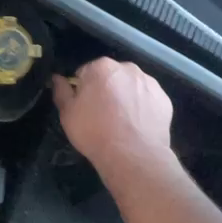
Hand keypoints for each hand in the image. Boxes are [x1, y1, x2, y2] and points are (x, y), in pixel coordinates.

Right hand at [52, 58, 175, 176]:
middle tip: (101, 114)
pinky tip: (136, 126)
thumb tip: (57, 78)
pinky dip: (142, 108)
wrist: (133, 154)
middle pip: (111, 76)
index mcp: (101, 67)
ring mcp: (149, 83)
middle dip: (106, 89)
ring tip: (121, 122)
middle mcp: (128, 68)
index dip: (82, 90)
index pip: (86, 72)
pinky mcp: (164, 99)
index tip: (83, 107)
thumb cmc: (94, 132)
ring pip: (131, 86)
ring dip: (125, 97)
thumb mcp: (67, 113)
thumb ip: (61, 91)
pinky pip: (148, 99)